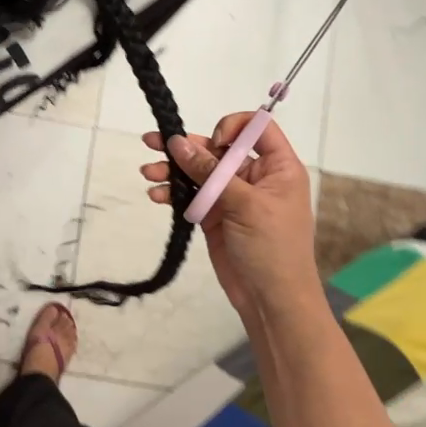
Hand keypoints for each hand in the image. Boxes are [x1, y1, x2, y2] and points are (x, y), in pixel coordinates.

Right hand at [140, 113, 320, 318]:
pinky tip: (157, 196)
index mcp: (277, 168)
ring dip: (172, 171)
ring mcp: (232, 197)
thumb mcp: (244, 205)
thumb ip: (209, 173)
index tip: (212, 145)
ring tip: (147, 173)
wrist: (271, 299)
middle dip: (185, 148)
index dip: (232, 128)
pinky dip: (172, 193)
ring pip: (198, 172)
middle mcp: (254, 177)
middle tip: (152, 143)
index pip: (257, 129)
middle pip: (217, 149)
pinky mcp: (213, 216)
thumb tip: (177, 142)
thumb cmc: (272, 247)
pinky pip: (190, 196)